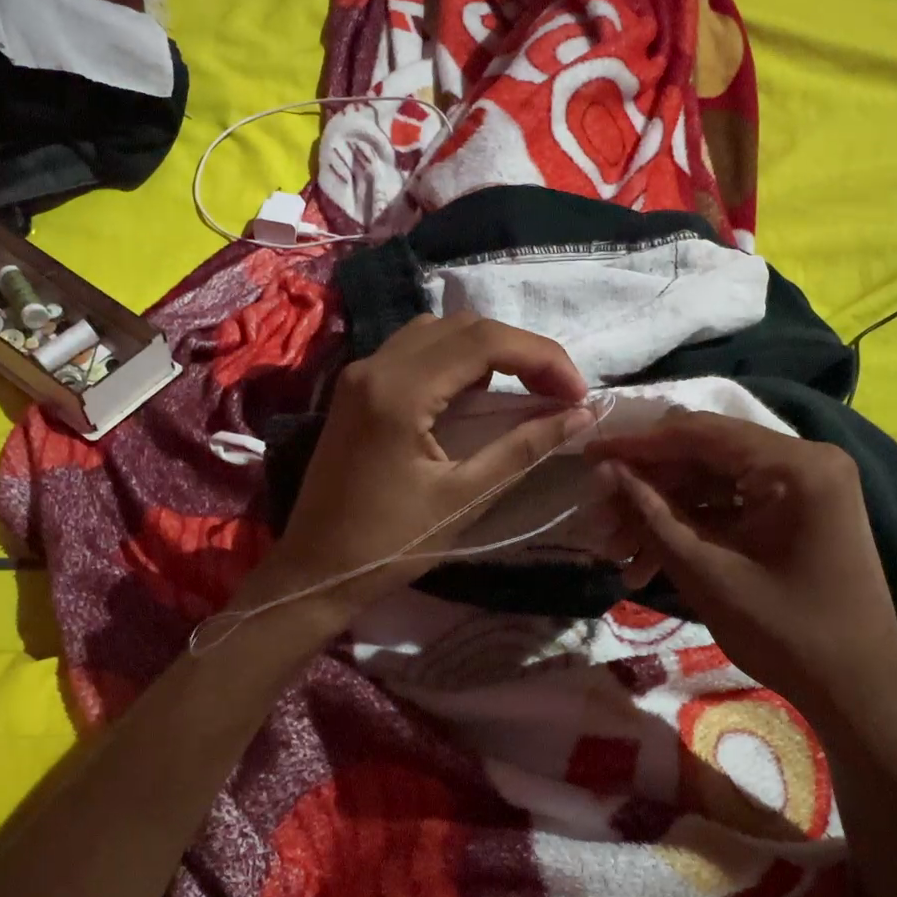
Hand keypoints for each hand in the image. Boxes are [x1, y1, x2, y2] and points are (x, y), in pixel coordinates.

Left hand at [238, 312, 590, 623]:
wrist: (315, 570)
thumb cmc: (390, 544)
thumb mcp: (464, 498)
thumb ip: (523, 448)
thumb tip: (581, 416)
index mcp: (398, 391)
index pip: (485, 340)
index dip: (542, 358)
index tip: (578, 395)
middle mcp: (375, 366)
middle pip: (463, 326)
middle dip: (520, 351)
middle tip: (558, 394)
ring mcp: (360, 374)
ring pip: (437, 332)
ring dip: (487, 351)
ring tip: (524, 391)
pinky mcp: (355, 389)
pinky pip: (414, 352)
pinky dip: (454, 361)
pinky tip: (476, 395)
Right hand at [584, 412, 896, 716]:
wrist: (857, 692)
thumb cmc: (786, 634)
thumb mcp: (706, 573)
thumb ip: (652, 515)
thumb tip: (606, 473)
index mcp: (795, 465)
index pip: (699, 433)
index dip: (637, 445)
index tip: (588, 456)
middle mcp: (805, 461)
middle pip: (705, 455)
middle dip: (647, 487)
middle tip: (599, 518)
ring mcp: (804, 486)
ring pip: (713, 483)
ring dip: (664, 512)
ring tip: (618, 552)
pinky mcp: (798, 512)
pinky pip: (733, 505)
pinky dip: (692, 527)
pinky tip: (651, 561)